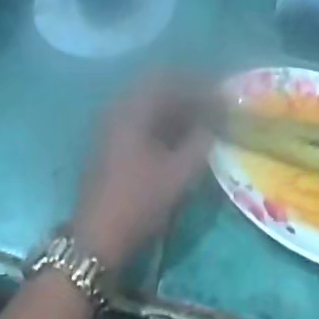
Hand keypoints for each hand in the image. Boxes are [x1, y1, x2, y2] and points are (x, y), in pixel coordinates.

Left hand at [70, 75, 215, 270]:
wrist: (95, 238)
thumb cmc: (138, 202)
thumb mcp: (178, 174)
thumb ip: (200, 143)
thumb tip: (213, 124)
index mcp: (133, 108)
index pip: (171, 81)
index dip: (200, 87)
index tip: (223, 98)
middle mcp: (119, 107)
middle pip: (158, 88)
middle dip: (189, 94)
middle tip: (214, 107)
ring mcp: (111, 123)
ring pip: (149, 103)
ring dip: (176, 108)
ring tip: (203, 122)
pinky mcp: (110, 140)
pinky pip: (141, 117)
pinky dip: (163, 121)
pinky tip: (181, 137)